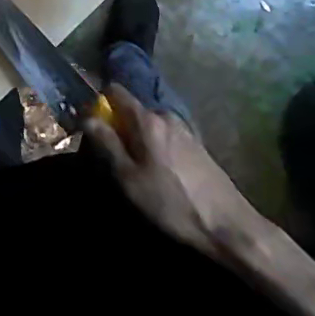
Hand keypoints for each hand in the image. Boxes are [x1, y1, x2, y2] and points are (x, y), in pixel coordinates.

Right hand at [86, 84, 262, 257]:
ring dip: (137, 141)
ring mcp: (184, 129)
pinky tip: (158, 175)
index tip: (91, 127)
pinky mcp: (196, 145)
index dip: (99, 104)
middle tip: (112, 160)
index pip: (115, 91)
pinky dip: (154, 148)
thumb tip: (87, 117)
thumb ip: (107, 144)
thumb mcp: (129, 178)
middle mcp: (166, 115)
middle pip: (132, 110)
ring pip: (149, 126)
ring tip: (135, 172)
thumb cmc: (171, 202)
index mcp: (147, 119)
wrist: (227, 224)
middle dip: (118, 127)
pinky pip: (164, 137)